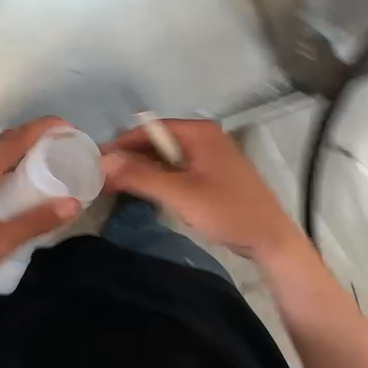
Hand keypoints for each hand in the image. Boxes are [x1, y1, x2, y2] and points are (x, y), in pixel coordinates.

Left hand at [0, 116, 83, 295]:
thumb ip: (33, 223)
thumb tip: (72, 203)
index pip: (14, 139)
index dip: (43, 129)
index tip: (70, 129)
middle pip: (4, 140)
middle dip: (35, 137)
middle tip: (65, 147)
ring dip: (20, 150)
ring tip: (48, 161)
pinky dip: (7, 162)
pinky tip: (18, 181)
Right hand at [100, 119, 311, 262]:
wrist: (270, 239)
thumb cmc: (227, 212)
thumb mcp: (180, 194)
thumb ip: (140, 176)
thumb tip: (104, 161)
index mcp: (200, 132)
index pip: (150, 128)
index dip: (122, 144)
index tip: (97, 161)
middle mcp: (205, 137)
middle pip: (158, 141)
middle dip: (131, 157)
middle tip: (103, 177)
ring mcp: (211, 156)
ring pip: (167, 157)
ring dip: (144, 169)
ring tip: (116, 186)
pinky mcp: (213, 175)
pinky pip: (179, 170)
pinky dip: (161, 178)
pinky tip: (145, 193)